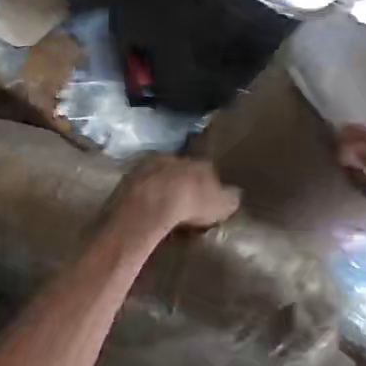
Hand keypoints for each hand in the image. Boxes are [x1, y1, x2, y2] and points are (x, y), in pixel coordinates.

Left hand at [112, 156, 241, 236]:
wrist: (153, 202)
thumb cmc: (193, 204)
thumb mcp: (223, 205)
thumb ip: (230, 198)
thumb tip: (234, 195)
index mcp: (202, 164)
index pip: (209, 171)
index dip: (208, 186)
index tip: (206, 199)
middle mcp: (177, 158)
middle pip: (183, 171)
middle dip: (183, 183)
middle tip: (184, 201)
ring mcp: (152, 164)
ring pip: (161, 174)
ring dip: (163, 186)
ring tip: (164, 206)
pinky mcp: (131, 175)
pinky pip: (143, 185)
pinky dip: (146, 193)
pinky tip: (147, 207)